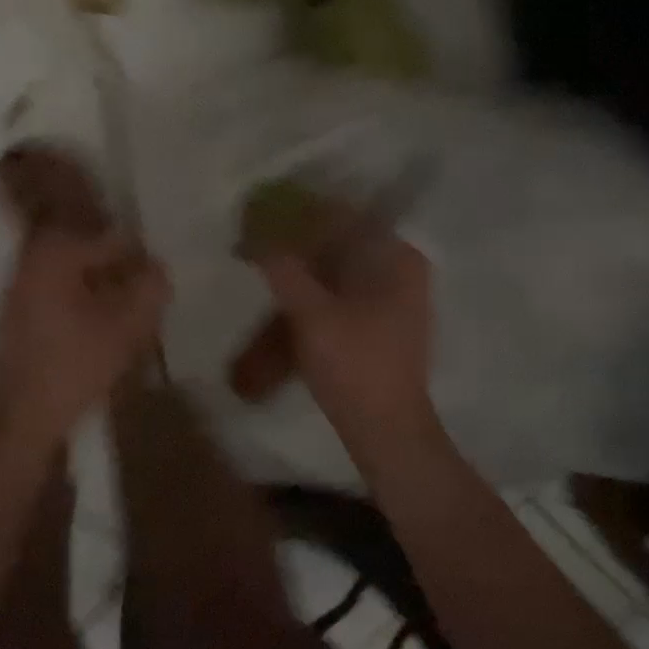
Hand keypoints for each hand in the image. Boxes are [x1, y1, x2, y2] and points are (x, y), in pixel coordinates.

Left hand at [0, 229, 166, 447]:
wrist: (24, 414)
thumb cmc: (75, 366)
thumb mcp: (125, 327)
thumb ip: (149, 290)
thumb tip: (159, 268)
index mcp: (55, 253)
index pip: (110, 238)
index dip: (139, 256)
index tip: (158, 275)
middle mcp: (32, 259)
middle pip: (87, 248)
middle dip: (117, 264)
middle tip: (144, 284)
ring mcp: (19, 284)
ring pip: (72, 269)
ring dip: (100, 280)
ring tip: (126, 303)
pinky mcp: (17, 310)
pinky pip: (57, 288)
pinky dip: (80, 296)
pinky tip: (99, 320)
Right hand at [254, 211, 433, 435]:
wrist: (387, 433)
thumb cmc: (355, 364)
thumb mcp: (310, 312)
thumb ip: (282, 266)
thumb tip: (254, 230)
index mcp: (395, 256)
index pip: (340, 216)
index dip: (296, 215)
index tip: (257, 218)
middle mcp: (399, 269)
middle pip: (335, 245)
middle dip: (291, 249)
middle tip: (249, 248)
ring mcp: (391, 300)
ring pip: (332, 274)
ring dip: (294, 278)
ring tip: (255, 277)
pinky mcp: (378, 326)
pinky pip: (336, 299)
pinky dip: (307, 301)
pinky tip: (276, 310)